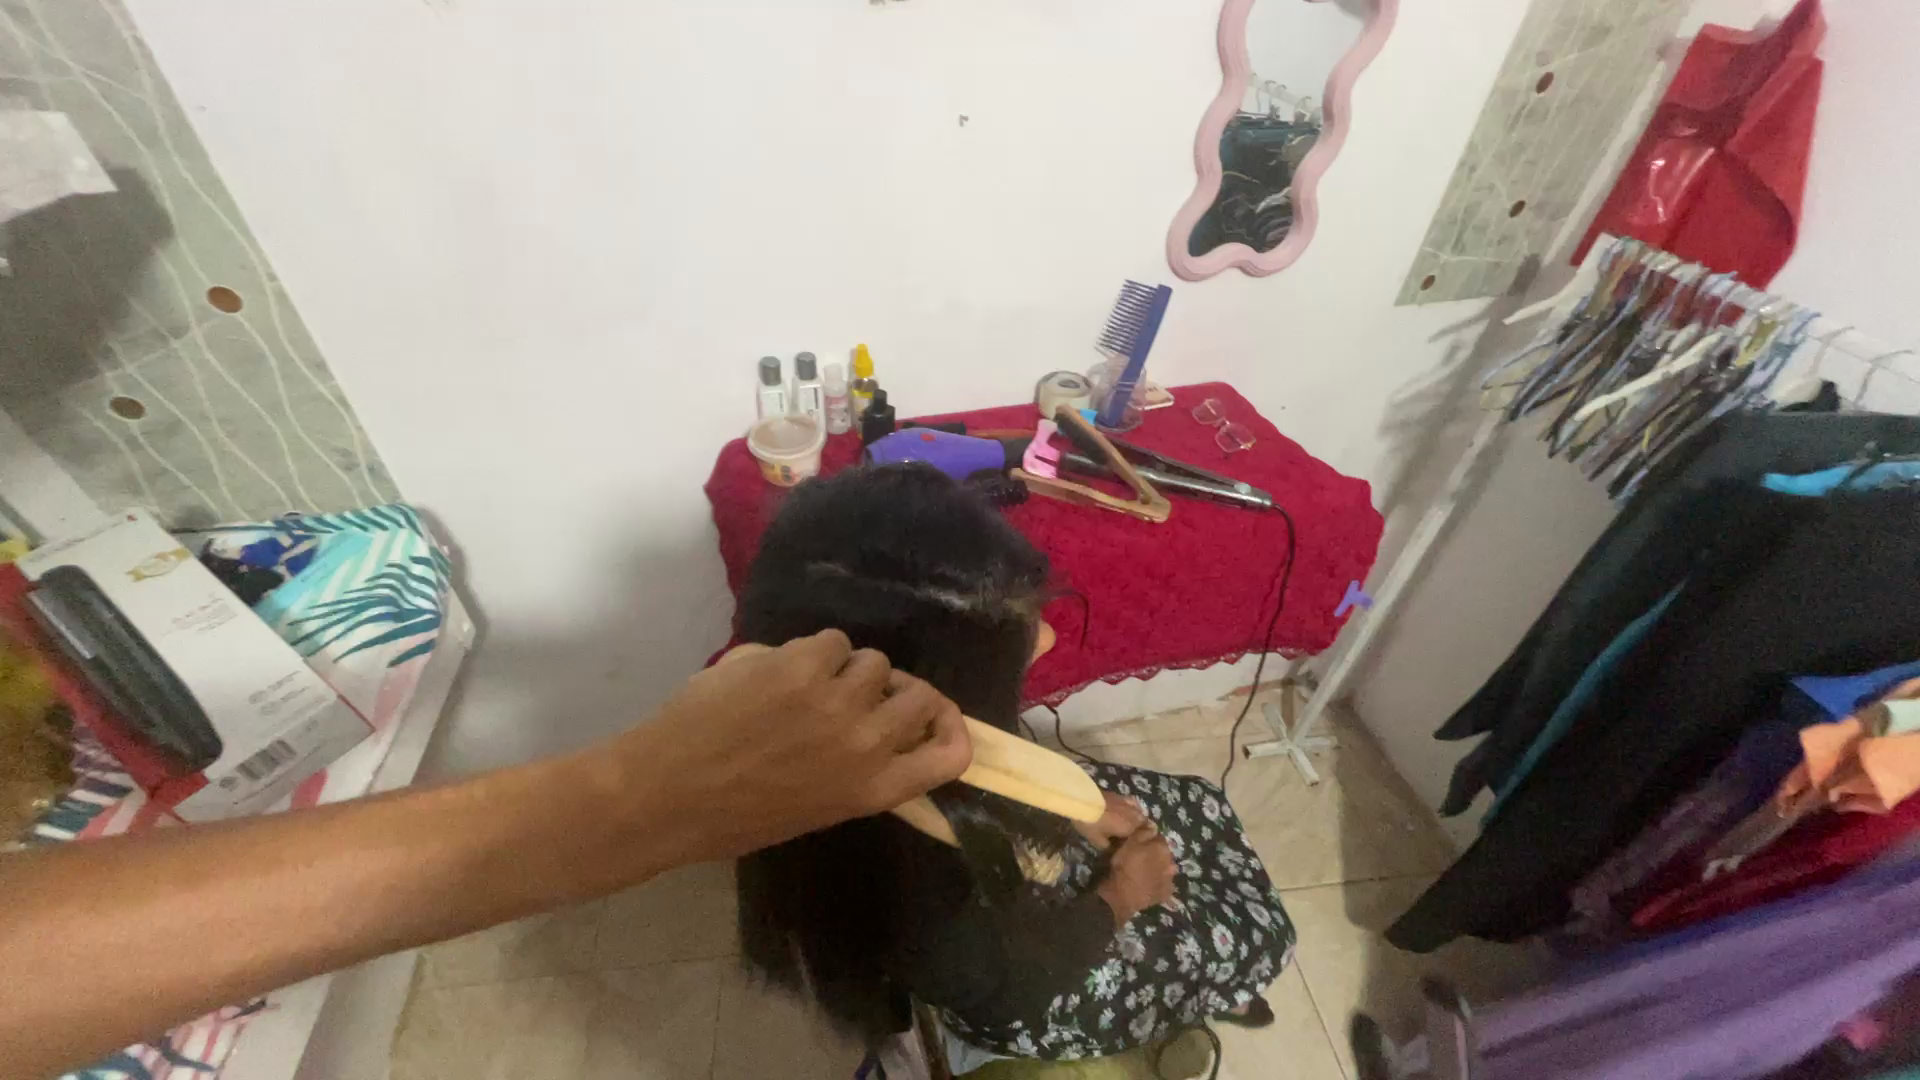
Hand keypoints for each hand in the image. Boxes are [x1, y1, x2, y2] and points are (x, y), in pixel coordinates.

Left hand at [614, 631, 971, 862]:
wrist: (666, 794)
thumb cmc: (736, 815)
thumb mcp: (818, 808)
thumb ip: (860, 770)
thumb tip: (879, 726)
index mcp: (873, 789)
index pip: (951, 754)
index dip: (953, 727)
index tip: (936, 718)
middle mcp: (867, 743)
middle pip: (920, 695)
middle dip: (897, 690)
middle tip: (864, 692)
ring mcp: (837, 699)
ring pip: (873, 660)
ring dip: (849, 669)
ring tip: (810, 684)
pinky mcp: (802, 664)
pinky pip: (832, 640)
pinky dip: (812, 652)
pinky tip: (782, 671)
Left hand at [1074, 791, 1149, 850]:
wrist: (1082, 800)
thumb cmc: (1091, 824)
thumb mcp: (1097, 840)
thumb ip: (1108, 846)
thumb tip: (1113, 849)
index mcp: (1130, 828)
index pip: (1143, 835)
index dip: (1142, 840)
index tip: (1138, 844)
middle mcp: (1133, 815)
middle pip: (1144, 821)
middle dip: (1141, 827)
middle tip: (1134, 834)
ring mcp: (1127, 803)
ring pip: (1139, 811)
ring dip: (1138, 816)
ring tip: (1132, 822)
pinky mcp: (1119, 795)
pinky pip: (1132, 801)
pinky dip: (1133, 806)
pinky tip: (1127, 809)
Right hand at [1097, 826, 1176, 925]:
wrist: (1122, 894)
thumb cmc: (1124, 864)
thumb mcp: (1129, 842)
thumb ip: (1143, 832)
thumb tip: (1153, 826)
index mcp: (1162, 848)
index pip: (1159, 837)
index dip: (1149, 839)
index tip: (1141, 843)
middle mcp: (1171, 862)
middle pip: (1164, 853)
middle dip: (1156, 853)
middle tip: (1143, 857)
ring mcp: (1170, 879)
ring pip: (1166, 868)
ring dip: (1160, 868)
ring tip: (1147, 871)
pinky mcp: (1167, 893)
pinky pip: (1166, 884)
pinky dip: (1160, 882)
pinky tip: (1150, 883)